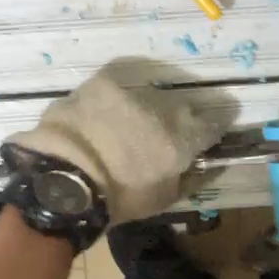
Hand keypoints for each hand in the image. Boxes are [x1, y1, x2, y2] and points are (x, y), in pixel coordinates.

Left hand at [5, 68, 220, 223]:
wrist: (63, 177)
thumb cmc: (117, 198)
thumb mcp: (163, 199)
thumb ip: (193, 179)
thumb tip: (212, 166)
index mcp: (184, 138)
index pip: (215, 125)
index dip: (214, 132)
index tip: (208, 140)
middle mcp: (165, 106)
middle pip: (185, 106)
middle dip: (181, 119)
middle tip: (164, 137)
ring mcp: (134, 89)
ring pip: (154, 93)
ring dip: (150, 106)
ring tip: (134, 122)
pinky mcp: (105, 79)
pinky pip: (123, 82)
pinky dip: (122, 94)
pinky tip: (113, 106)